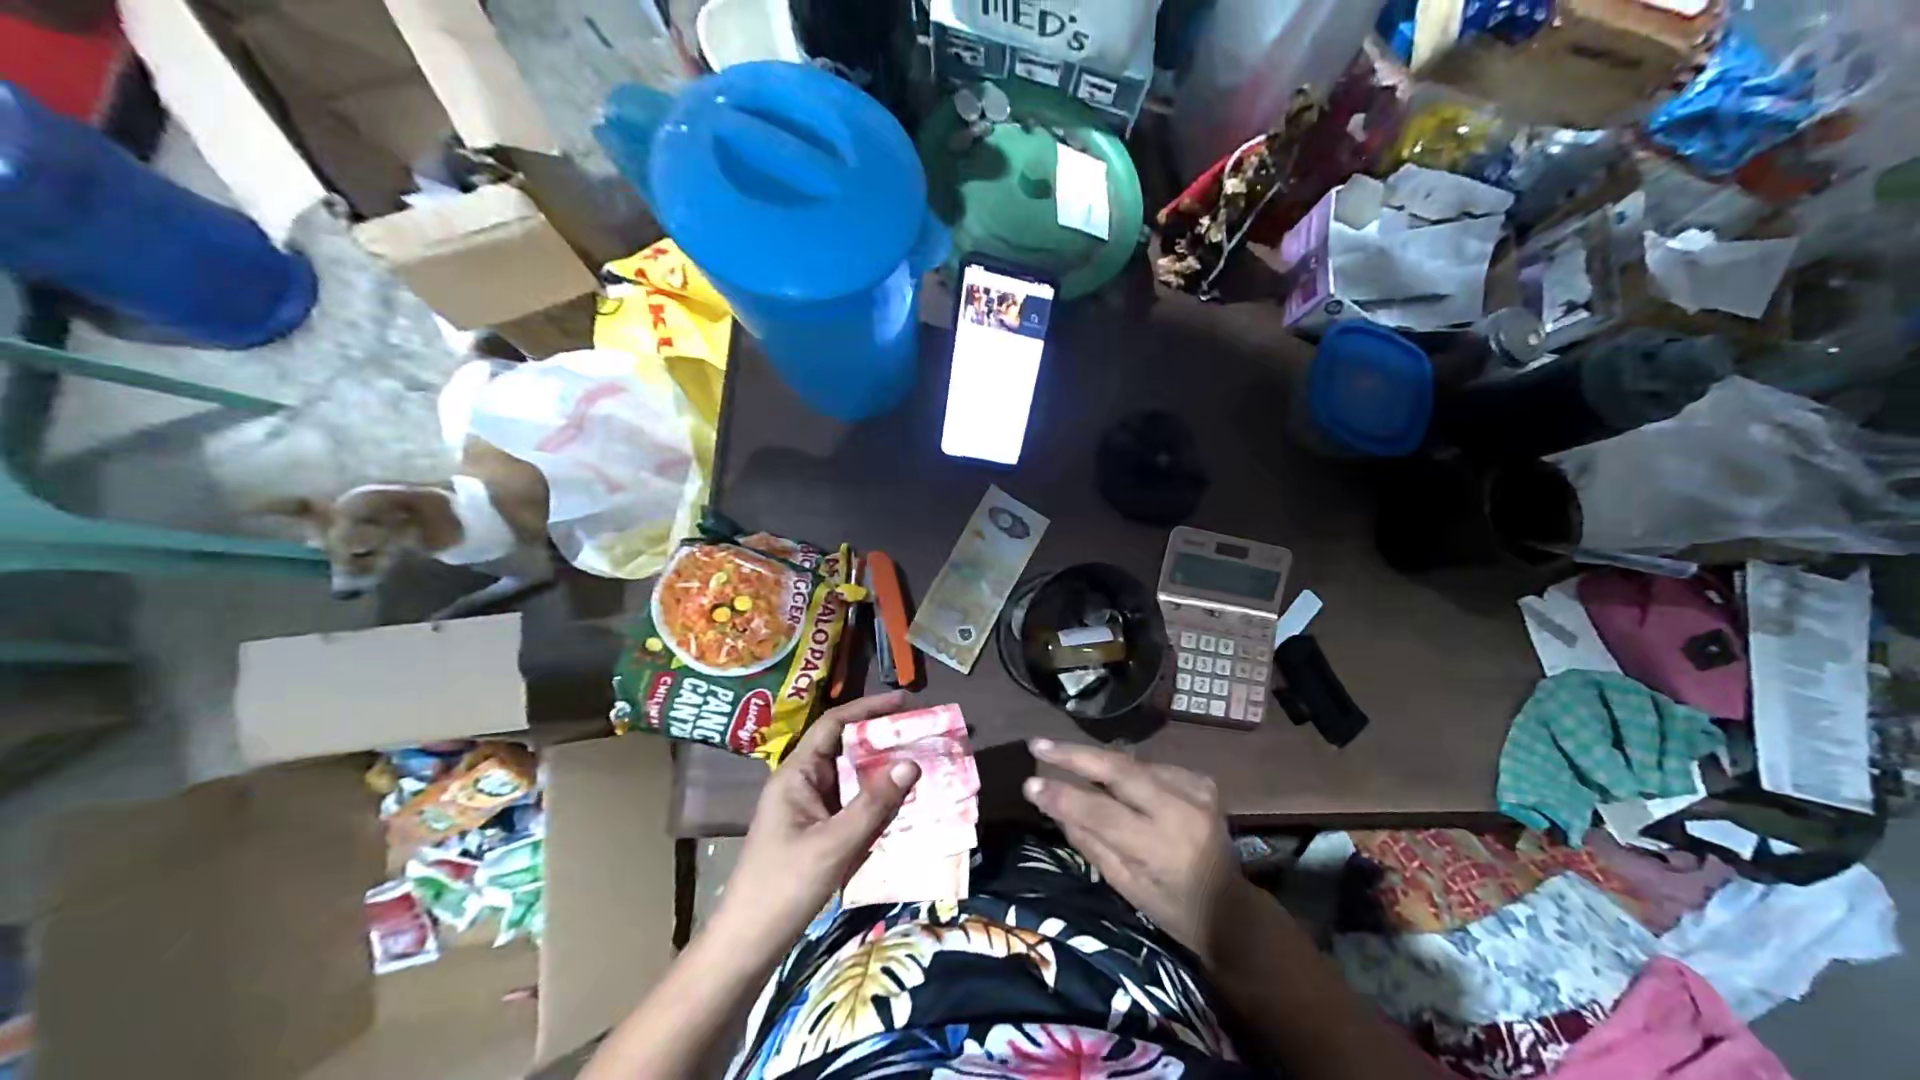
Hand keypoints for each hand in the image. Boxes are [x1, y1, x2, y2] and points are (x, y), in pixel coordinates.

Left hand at [716, 691, 921, 954]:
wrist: (750, 942)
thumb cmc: (786, 885)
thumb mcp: (835, 843)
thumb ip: (874, 803)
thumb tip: (911, 763)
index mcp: (797, 774)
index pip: (834, 725)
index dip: (868, 708)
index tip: (904, 703)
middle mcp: (803, 784)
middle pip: (847, 750)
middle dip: (884, 742)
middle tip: (924, 738)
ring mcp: (810, 810)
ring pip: (852, 780)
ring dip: (883, 774)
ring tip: (923, 768)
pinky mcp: (817, 833)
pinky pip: (852, 806)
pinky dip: (877, 802)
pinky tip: (904, 808)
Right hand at [1023, 738, 1243, 964]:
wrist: (1231, 907)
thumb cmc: (1170, 906)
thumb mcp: (1124, 885)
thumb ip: (1089, 840)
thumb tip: (1052, 803)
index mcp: (1159, 845)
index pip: (1100, 811)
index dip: (1061, 795)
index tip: (1029, 784)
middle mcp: (1180, 809)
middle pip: (1118, 768)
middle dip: (1073, 754)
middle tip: (1038, 744)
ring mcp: (1195, 789)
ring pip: (1132, 762)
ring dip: (1098, 761)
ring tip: (1065, 758)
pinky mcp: (1201, 780)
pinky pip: (1151, 766)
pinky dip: (1126, 770)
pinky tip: (1113, 779)